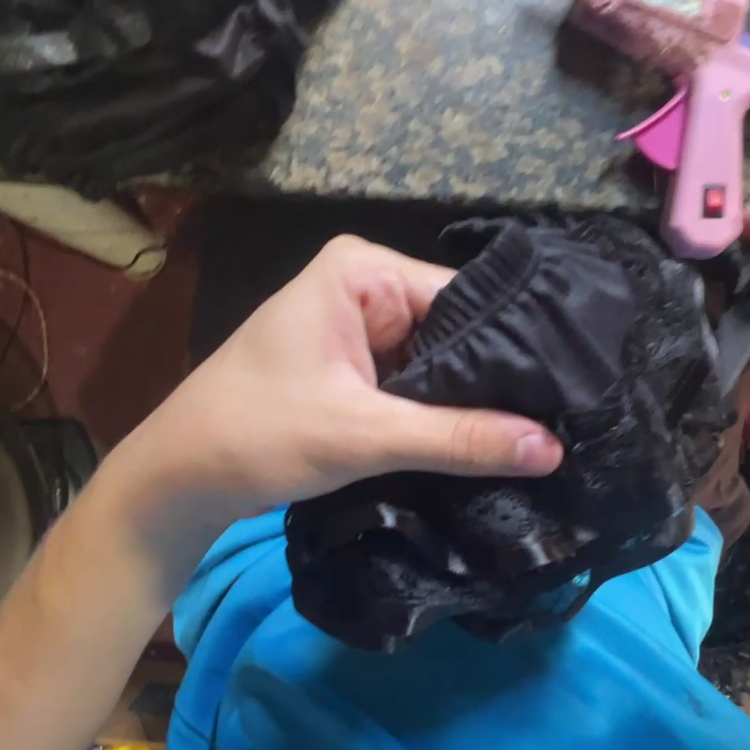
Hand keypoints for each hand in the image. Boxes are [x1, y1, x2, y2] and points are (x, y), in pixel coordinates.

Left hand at [110, 237, 562, 534]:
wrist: (181, 477)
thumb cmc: (257, 434)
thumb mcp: (364, 434)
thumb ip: (459, 439)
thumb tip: (553, 449)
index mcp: (363, 272)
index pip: (465, 300)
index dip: (514, 349)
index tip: (568, 396)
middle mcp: (363, 289)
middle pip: (454, 333)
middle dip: (494, 382)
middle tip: (563, 426)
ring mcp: (356, 332)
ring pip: (435, 367)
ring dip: (468, 406)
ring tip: (538, 440)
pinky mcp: (350, 372)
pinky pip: (411, 390)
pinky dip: (437, 419)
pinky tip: (484, 446)